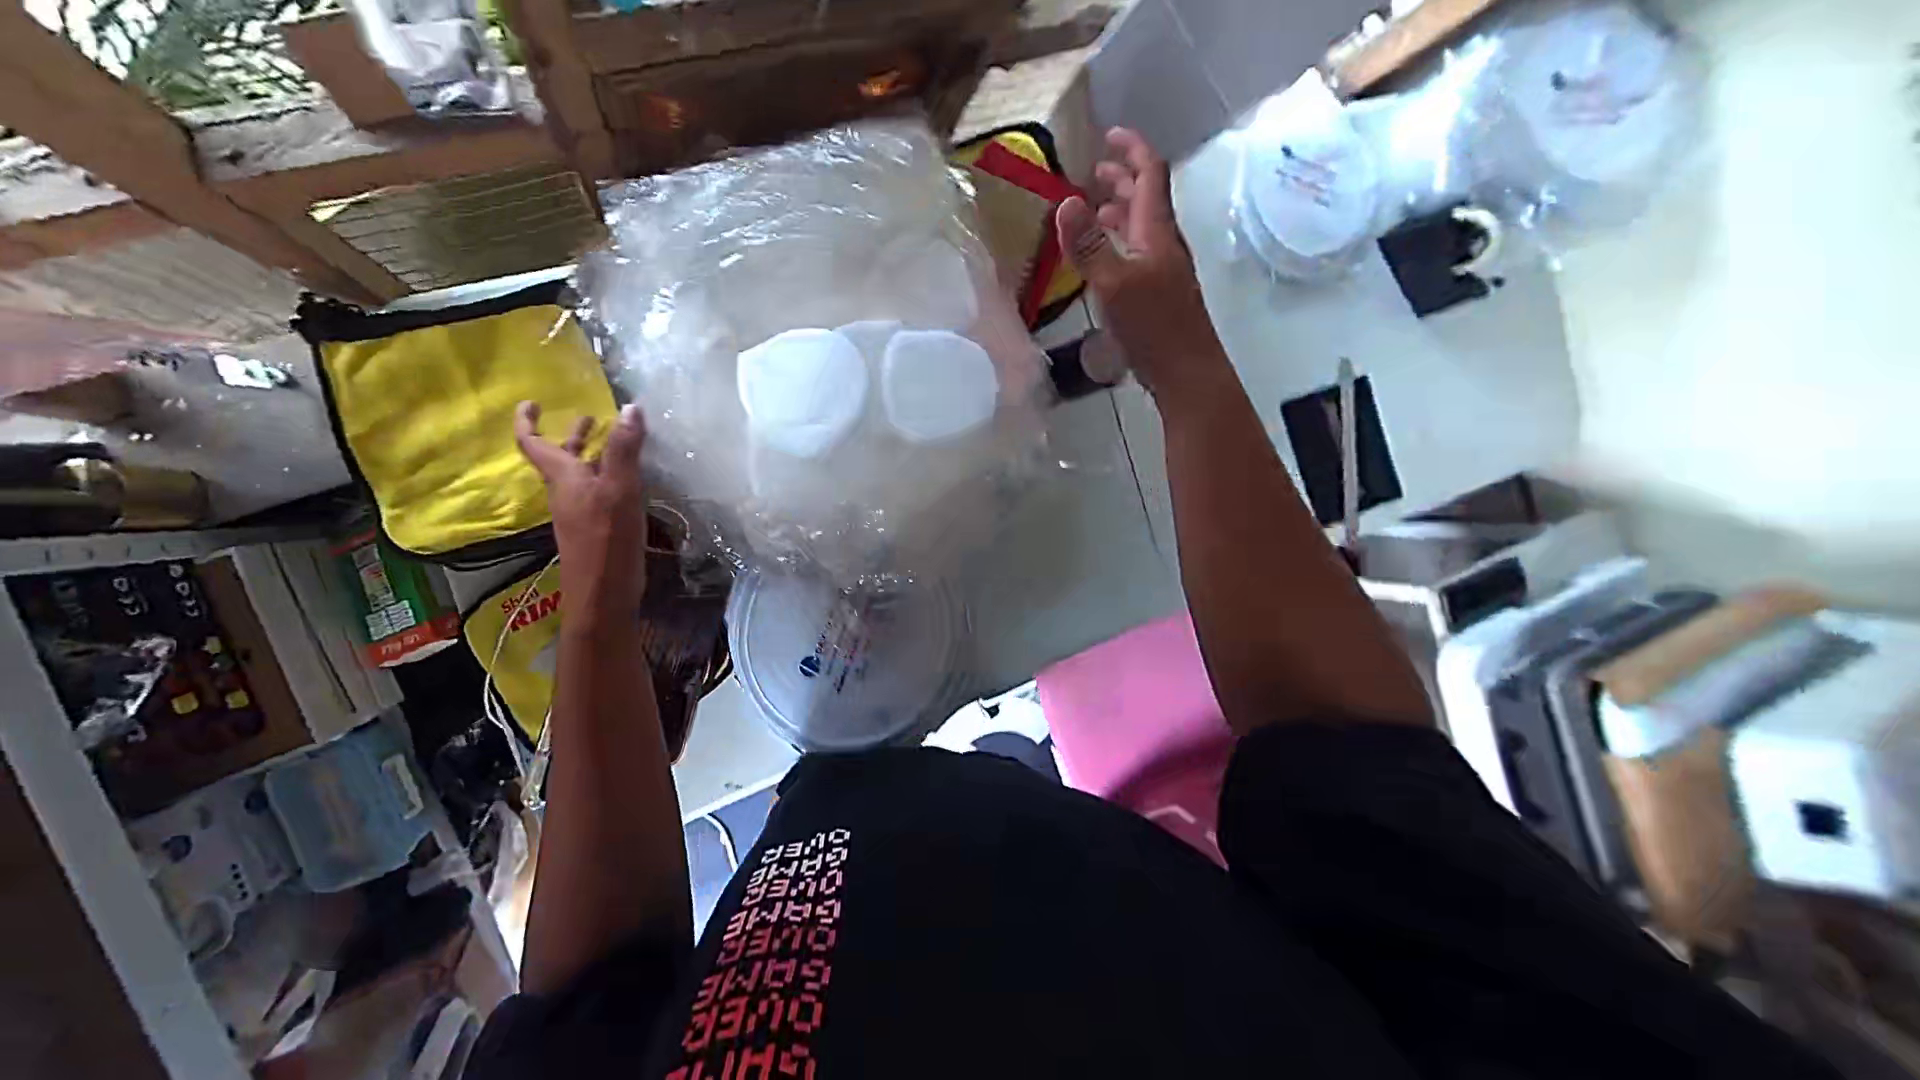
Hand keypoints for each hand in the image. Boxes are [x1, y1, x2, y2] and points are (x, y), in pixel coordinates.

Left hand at [514, 400, 648, 614]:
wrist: (603, 596)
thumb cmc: (606, 540)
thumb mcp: (619, 490)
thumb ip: (623, 450)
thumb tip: (630, 407)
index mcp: (564, 479)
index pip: (535, 444)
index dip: (527, 421)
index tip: (532, 402)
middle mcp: (567, 493)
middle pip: (562, 459)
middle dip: (573, 436)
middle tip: (590, 418)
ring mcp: (581, 514)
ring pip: (582, 477)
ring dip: (594, 457)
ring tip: (617, 444)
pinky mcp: (597, 532)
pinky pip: (599, 495)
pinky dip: (609, 480)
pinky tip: (631, 483)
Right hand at [1055, 128, 1230, 401]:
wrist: (1187, 374)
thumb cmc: (1154, 327)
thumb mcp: (1114, 284)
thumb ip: (1089, 245)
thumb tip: (1065, 201)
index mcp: (1157, 232)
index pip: (1150, 174)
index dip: (1131, 149)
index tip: (1108, 135)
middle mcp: (1164, 244)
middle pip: (1148, 198)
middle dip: (1122, 178)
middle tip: (1094, 172)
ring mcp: (1164, 270)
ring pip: (1143, 227)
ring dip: (1121, 211)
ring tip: (1094, 210)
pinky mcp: (1159, 295)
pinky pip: (1138, 253)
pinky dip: (1120, 242)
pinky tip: (1105, 261)